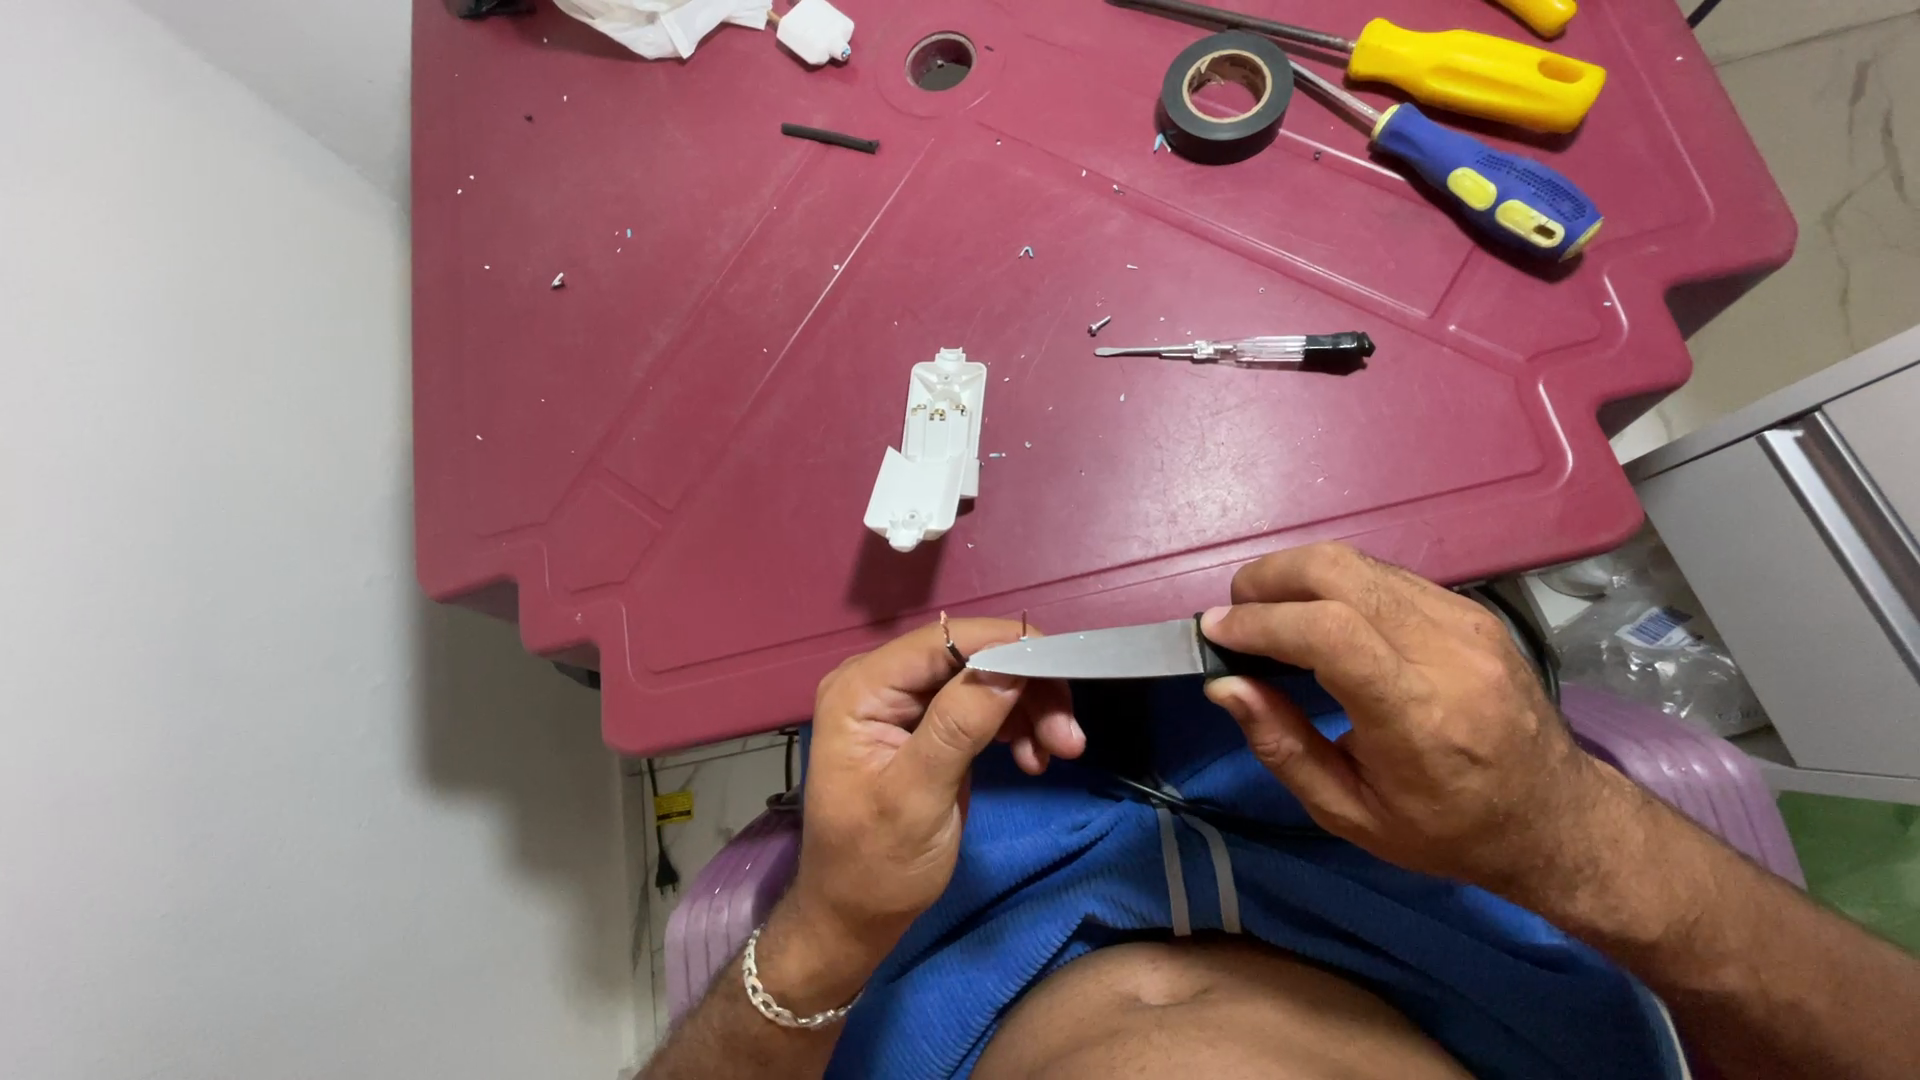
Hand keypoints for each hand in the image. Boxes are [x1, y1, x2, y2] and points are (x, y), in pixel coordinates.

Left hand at [782, 619, 1082, 982]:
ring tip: (1059, 750)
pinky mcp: (930, 724)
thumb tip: (1009, 667)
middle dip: (1025, 686)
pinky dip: (1015, 726)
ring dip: (1029, 709)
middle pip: (969, 657)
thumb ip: (957, 727)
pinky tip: (1033, 758)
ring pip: (984, 679)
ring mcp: (906, 703)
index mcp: (861, 689)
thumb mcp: (915, 800)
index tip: (1062, 666)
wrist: (857, 916)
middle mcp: (882, 682)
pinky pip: (982, 705)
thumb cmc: (875, 866)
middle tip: (1069, 734)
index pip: (941, 642)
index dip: (1004, 644)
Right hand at [1199, 542, 1612, 891]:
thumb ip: (1281, 745)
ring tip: (1268, 613)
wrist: (1557, 820)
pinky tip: (1317, 617)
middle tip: (1237, 613)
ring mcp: (1465, 621)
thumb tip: (1224, 684)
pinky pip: (1381, 574)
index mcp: (1418, 715)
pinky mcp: (1470, 609)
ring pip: (1356, 562)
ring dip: (1294, 575)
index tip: (1216, 632)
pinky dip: (1331, 584)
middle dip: (1267, 579)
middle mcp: (1446, 651)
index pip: (1329, 632)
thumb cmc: (1446, 829)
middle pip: (1338, 571)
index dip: (1261, 622)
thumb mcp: (1348, 812)